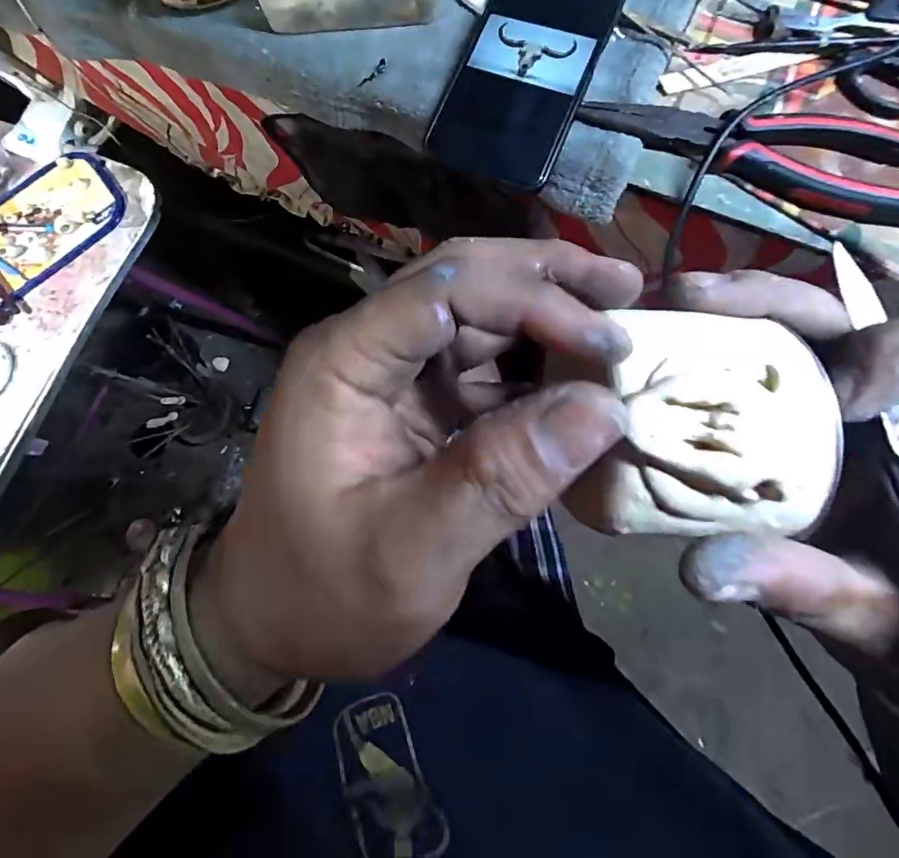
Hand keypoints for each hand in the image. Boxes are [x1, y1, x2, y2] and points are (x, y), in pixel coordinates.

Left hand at [190, 239, 643, 695]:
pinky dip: (529, 364)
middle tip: (629, 289)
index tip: (609, 341)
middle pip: (457, 282)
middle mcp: (362, 348)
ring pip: (472, 315)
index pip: (441, 291)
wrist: (269, 617)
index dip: (530, 300)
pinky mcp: (407, 401)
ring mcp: (385, 371)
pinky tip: (579, 373)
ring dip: (543, 312)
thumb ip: (500, 478)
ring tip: (622, 316)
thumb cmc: (322, 593)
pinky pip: (476, 363)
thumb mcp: (411, 553)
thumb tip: (605, 408)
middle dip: (542, 280)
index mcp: (344, 362)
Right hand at [666, 271, 898, 682]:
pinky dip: (724, 341)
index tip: (839, 400)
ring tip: (668, 303)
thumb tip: (700, 570)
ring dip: (740, 309)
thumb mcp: (878, 623)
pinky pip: (778, 358)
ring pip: (816, 325)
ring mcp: (872, 400)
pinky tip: (673, 341)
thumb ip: (803, 588)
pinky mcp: (821, 410)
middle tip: (690, 297)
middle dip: (778, 300)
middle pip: (869, 315)